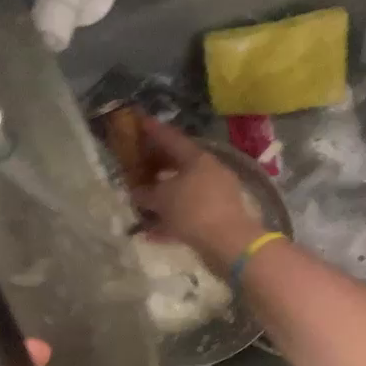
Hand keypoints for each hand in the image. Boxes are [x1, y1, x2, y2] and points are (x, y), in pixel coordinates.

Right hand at [132, 118, 265, 273]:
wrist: (229, 243)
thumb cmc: (193, 210)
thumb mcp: (162, 199)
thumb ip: (146, 193)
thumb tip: (136, 191)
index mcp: (197, 158)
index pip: (171, 138)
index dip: (153, 130)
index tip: (138, 122)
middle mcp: (209, 172)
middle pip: (178, 164)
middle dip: (155, 166)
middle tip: (136, 166)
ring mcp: (215, 195)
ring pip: (183, 192)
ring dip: (162, 197)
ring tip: (140, 204)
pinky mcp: (217, 218)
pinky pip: (189, 214)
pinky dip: (171, 220)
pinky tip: (152, 233)